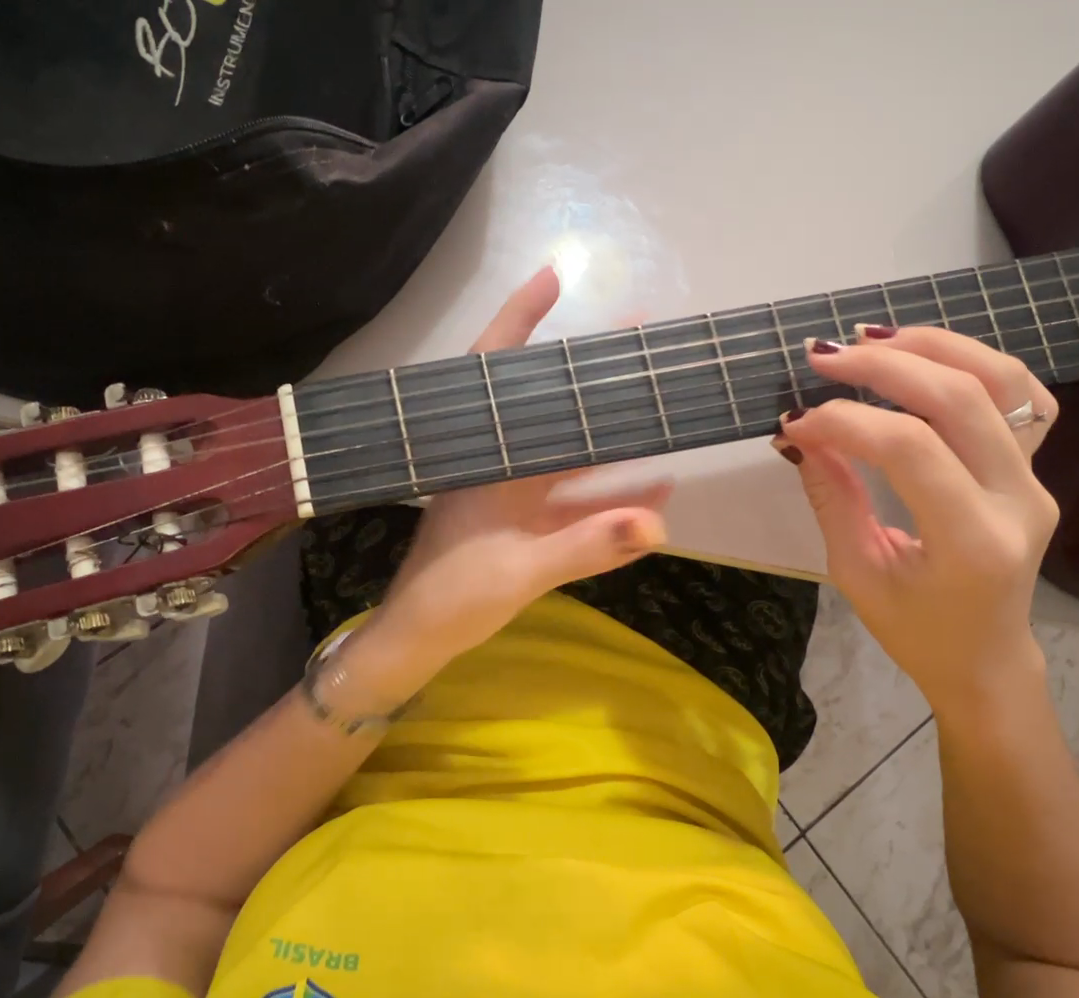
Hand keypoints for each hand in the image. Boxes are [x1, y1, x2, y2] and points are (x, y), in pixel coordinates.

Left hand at [351, 269, 669, 699]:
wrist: (420, 641)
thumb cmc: (452, 598)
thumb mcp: (520, 571)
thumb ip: (586, 547)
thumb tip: (657, 523)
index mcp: (486, 459)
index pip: (500, 372)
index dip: (521, 319)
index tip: (553, 275)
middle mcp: (501, 467)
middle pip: (551, 407)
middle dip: (594, 375)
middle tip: (641, 344)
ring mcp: (516, 496)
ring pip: (571, 454)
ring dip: (612, 437)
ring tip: (659, 408)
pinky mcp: (528, 526)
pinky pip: (578, 501)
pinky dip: (613, 495)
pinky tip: (655, 488)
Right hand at [775, 328, 1060, 710]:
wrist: (985, 658)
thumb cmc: (914, 631)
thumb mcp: (857, 573)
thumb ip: (832, 498)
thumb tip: (801, 434)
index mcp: (970, 541)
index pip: (908, 449)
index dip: (846, 422)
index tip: (797, 422)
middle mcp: (1017, 500)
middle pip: (959, 399)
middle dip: (883, 366)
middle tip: (824, 357)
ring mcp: (1036, 479)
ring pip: (1002, 381)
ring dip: (935, 347)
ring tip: (875, 339)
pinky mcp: (1035, 469)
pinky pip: (1022, 396)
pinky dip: (975, 364)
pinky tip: (930, 358)